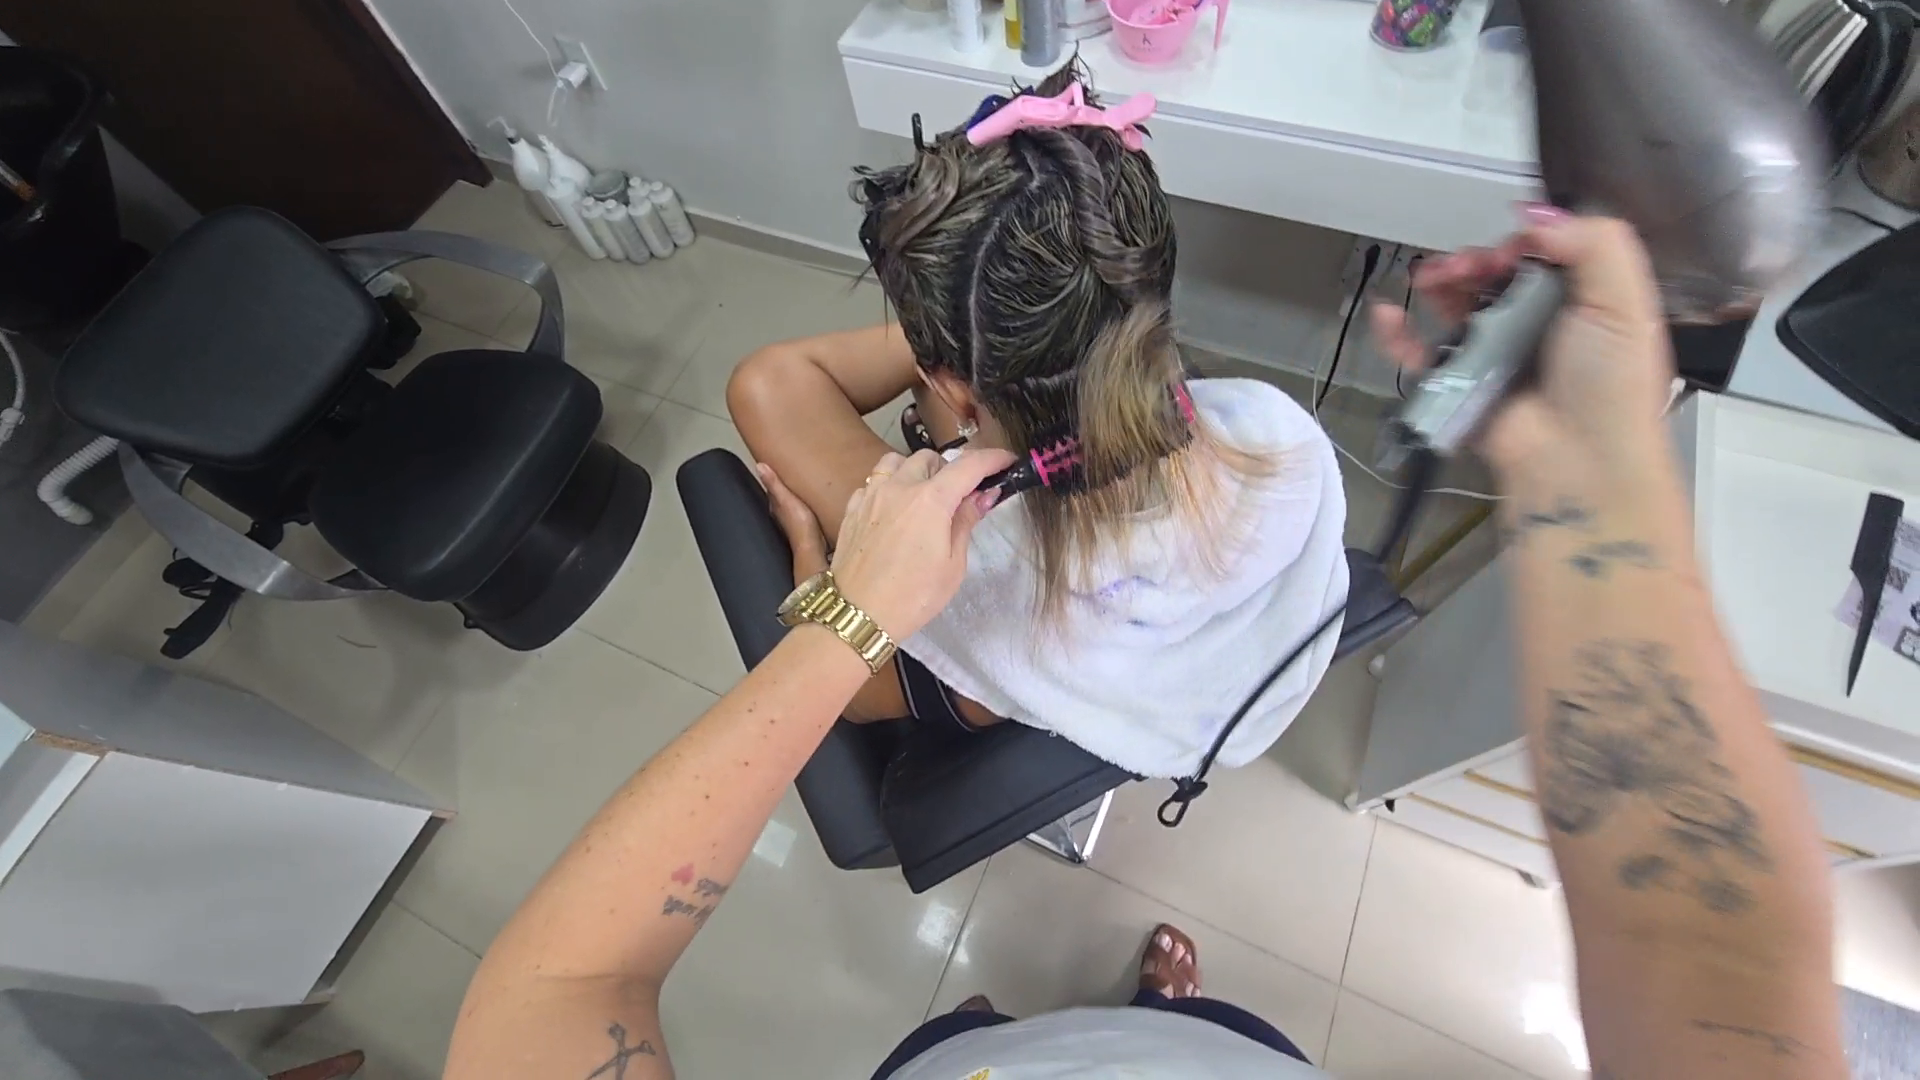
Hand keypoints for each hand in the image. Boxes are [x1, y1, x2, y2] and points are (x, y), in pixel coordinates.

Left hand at [756, 462, 827, 576]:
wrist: (811, 546)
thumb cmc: (799, 523)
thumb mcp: (786, 499)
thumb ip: (774, 483)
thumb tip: (759, 465)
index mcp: (775, 505)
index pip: (770, 488)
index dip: (773, 478)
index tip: (774, 466)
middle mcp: (780, 513)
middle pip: (778, 497)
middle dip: (782, 487)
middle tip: (787, 475)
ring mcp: (790, 521)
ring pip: (788, 505)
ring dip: (790, 498)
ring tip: (797, 487)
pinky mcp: (802, 527)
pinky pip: (798, 512)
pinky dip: (799, 506)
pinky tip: (806, 505)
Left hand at [830, 447, 1016, 639]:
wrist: (858, 615)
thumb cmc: (913, 596)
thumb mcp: (952, 565)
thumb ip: (965, 522)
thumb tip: (981, 496)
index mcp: (930, 500)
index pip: (968, 466)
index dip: (992, 458)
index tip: (1006, 461)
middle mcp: (899, 488)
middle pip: (929, 458)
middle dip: (950, 470)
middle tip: (960, 496)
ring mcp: (871, 496)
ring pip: (895, 462)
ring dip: (915, 471)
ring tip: (923, 496)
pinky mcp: (852, 509)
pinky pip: (872, 483)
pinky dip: (889, 487)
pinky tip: (894, 511)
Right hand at [1371, 209, 1676, 492]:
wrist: (1575, 456)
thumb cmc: (1607, 379)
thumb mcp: (1622, 300)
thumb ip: (1592, 244)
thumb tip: (1530, 213)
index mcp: (1578, 299)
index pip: (1540, 255)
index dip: (1520, 245)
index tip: (1510, 252)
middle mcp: (1532, 322)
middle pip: (1490, 278)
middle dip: (1471, 262)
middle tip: (1460, 267)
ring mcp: (1488, 354)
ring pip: (1452, 307)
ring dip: (1435, 285)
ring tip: (1425, 277)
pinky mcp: (1454, 383)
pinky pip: (1418, 353)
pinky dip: (1396, 334)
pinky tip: (1384, 313)